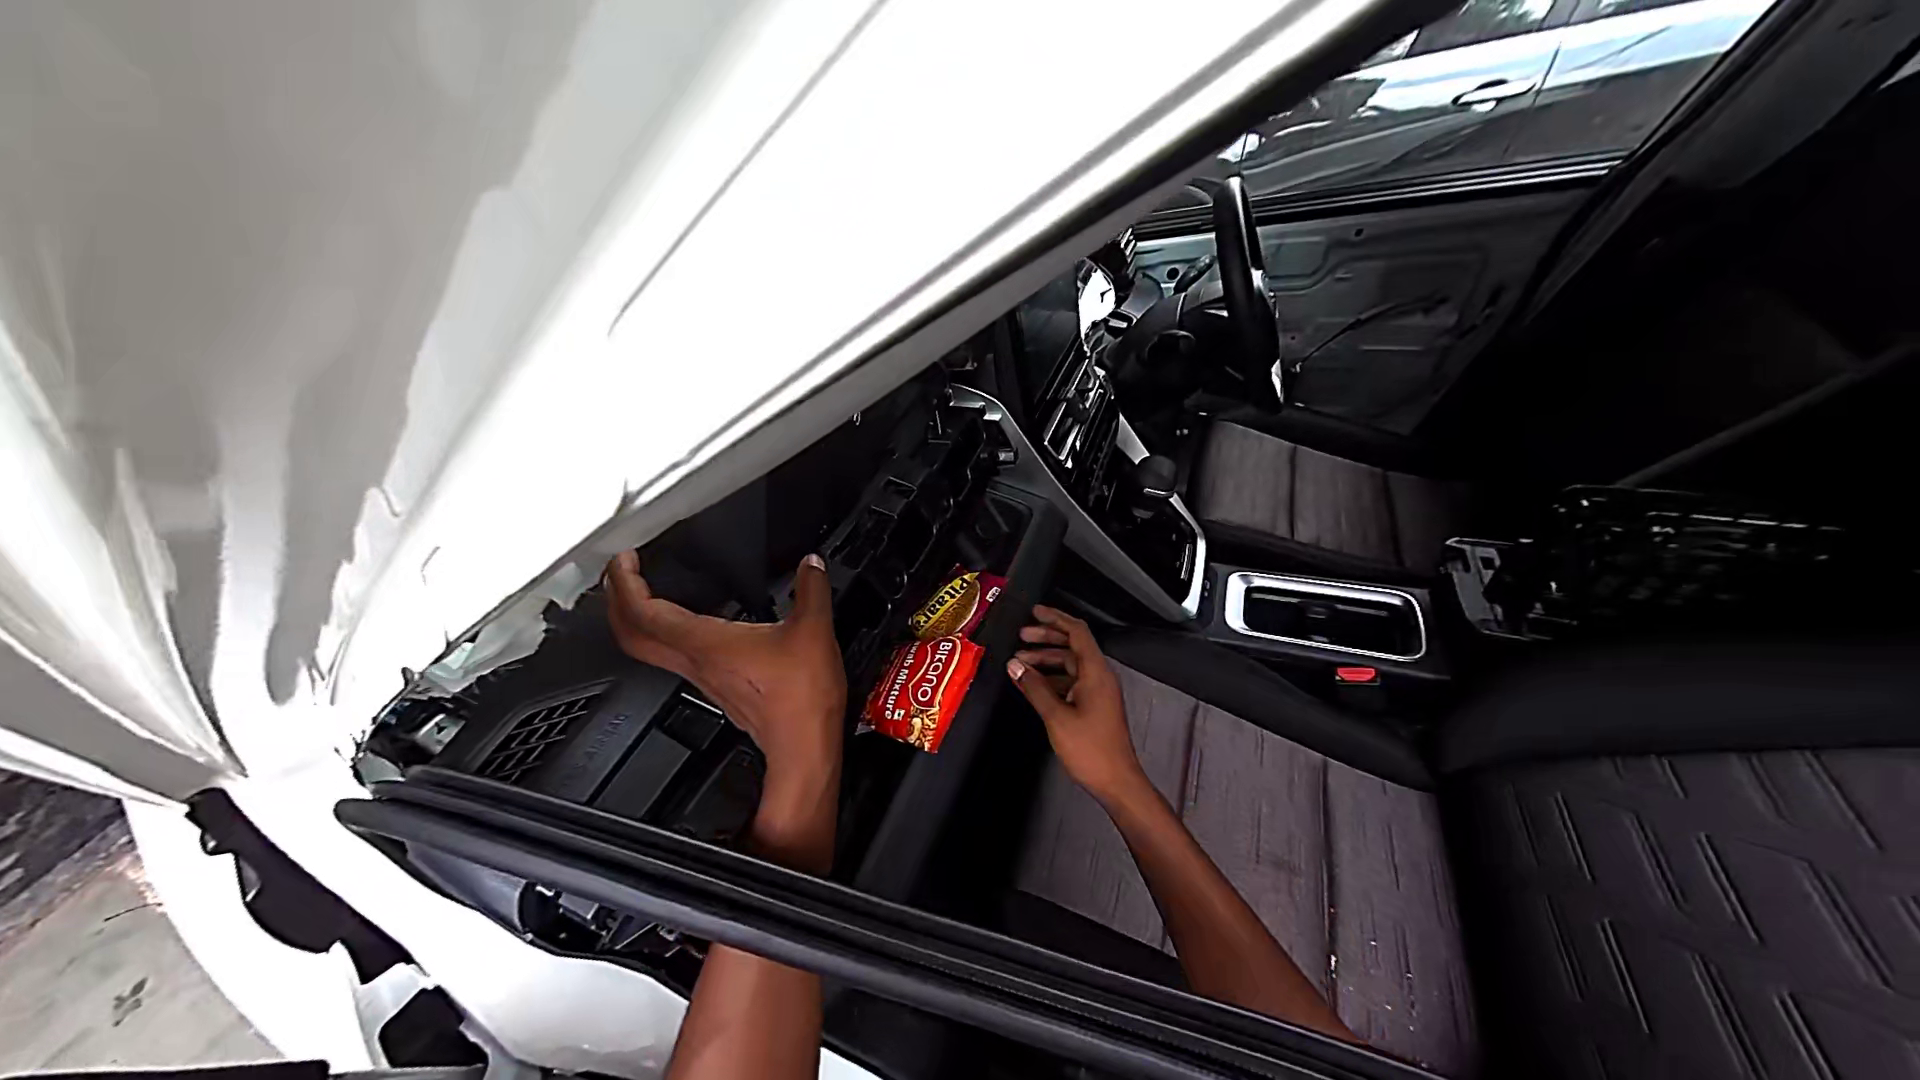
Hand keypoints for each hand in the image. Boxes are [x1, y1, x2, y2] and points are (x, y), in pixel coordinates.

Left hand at [605, 551, 845, 870]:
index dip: (625, 582)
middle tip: (620, 574)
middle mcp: (697, 662)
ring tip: (644, 593)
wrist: (804, 744)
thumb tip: (812, 565)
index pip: (643, 612)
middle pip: (631, 634)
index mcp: (708, 644)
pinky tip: (688, 624)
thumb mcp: (814, 629)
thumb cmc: (801, 698)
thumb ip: (812, 589)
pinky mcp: (717, 687)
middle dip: (616, 600)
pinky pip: (674, 657)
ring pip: (649, 648)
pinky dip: (665, 633)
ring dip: (637, 618)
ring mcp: (704, 678)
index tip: (624, 560)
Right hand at [1005, 606, 1143, 803]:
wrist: (1116, 781)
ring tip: (1021, 662)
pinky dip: (1052, 677)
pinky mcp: (1094, 705)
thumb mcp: (1056, 716)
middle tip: (1022, 636)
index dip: (1055, 619)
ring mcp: (1098, 691)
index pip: (1077, 632)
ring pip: (1070, 664)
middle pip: (1073, 646)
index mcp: (1095, 672)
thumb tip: (1015, 665)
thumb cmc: (1091, 749)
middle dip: (1046, 637)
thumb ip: (1034, 687)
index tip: (1035, 612)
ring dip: (1046, 659)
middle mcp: (1100, 677)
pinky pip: (1071, 681)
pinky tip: (1034, 684)